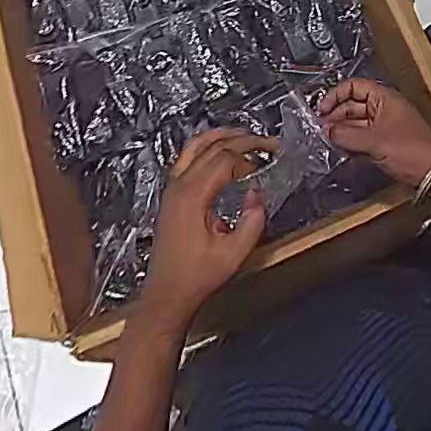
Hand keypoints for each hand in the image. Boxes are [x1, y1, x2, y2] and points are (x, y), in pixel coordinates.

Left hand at [138, 128, 275, 326]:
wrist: (166, 297)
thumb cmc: (197, 277)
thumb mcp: (234, 253)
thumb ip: (252, 221)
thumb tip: (256, 194)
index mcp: (192, 196)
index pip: (225, 159)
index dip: (248, 158)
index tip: (263, 167)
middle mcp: (179, 186)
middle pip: (212, 147)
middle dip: (242, 140)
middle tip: (265, 141)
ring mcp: (171, 188)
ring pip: (195, 145)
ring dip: (221, 136)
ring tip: (243, 134)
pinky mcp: (171, 194)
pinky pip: (187, 157)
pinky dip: (207, 146)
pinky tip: (221, 150)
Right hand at [316, 78, 430, 186]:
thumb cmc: (413, 151)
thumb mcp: (374, 141)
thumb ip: (346, 135)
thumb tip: (327, 130)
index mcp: (384, 98)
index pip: (354, 86)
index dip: (336, 95)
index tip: (322, 109)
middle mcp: (384, 108)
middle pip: (353, 105)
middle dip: (336, 116)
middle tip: (322, 128)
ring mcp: (384, 126)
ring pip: (356, 123)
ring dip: (342, 131)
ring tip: (329, 140)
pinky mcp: (385, 142)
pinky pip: (362, 138)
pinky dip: (351, 142)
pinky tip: (342, 149)